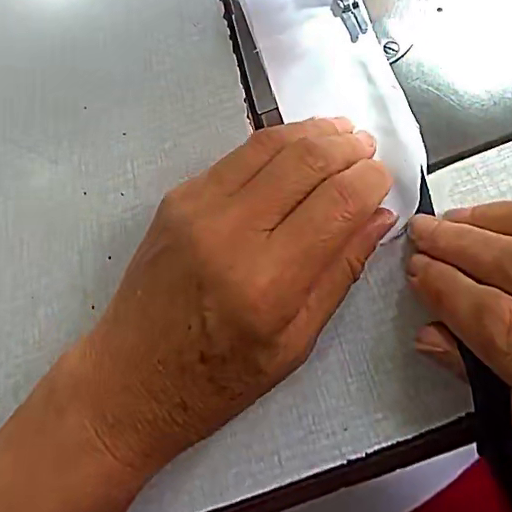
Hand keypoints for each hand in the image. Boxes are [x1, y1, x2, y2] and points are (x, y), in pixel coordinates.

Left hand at [49, 116, 396, 477]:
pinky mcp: (180, 195)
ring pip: (272, 144)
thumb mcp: (295, 344)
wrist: (126, 380)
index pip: (336, 204)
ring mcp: (199, 207)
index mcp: (267, 284)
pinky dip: (278, 140)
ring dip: (315, 131)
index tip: (384, 176)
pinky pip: (240, 153)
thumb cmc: (216, 379)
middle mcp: (232, 234)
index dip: (370, 180)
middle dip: (347, 147)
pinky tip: (299, 142)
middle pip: (306, 162)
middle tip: (368, 146)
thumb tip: (379, 216)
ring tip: (342, 131)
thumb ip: (341, 271)